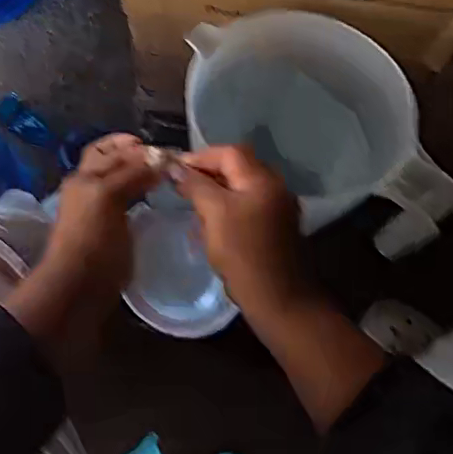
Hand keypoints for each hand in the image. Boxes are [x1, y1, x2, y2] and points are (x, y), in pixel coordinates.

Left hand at [5, 133, 161, 362]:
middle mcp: (88, 191)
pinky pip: (125, 208)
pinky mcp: (109, 236)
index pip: (110, 151)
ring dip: (139, 177)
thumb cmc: (91, 241)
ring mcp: (97, 214)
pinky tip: (158, 202)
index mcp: (85, 178)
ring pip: (119, 185)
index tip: (166, 149)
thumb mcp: (107, 197)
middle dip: (137, 158)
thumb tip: (157, 157)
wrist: (77, 290)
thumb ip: (130, 174)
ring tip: (167, 179)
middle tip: (170, 162)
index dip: (134, 146)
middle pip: (112, 165)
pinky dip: (140, 199)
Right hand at [172, 146, 385, 427]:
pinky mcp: (275, 226)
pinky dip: (226, 204)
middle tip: (179, 185)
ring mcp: (277, 207)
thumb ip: (195, 185)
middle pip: (236, 166)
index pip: (228, 152)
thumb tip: (175, 167)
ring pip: (240, 186)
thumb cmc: (243, 253)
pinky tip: (209, 220)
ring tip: (190, 201)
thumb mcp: (213, 213)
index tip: (174, 170)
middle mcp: (274, 187)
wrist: (278, 300)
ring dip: (215, 189)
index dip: (199, 157)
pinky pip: (247, 204)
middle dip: (206, 172)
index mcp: (262, 180)